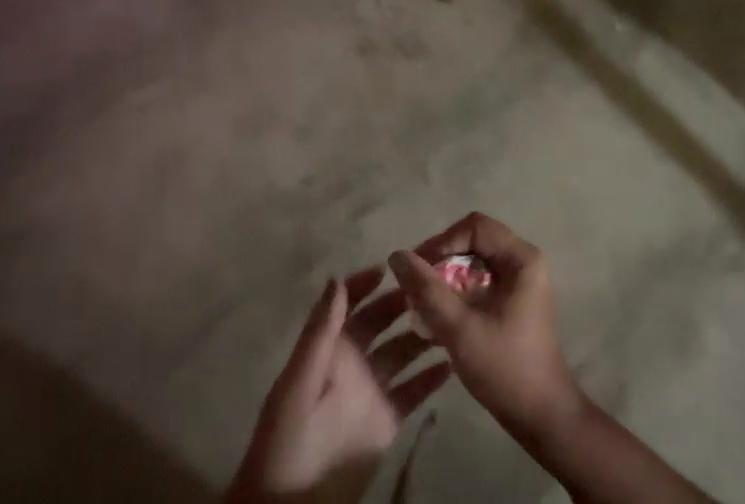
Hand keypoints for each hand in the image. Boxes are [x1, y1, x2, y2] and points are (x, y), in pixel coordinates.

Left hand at [227, 270, 451, 502]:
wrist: (290, 502)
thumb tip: (337, 279)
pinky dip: (433, 377)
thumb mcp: (299, 382)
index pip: (349, 304)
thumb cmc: (287, 438)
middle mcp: (352, 362)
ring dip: (425, 335)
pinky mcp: (388, 418)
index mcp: (328, 349)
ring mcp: (372, 390)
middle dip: (406, 302)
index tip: (398, 265)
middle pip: (383, 322)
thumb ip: (320, 333)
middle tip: (439, 285)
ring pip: (404, 352)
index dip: (368, 283)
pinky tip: (457, 362)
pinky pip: (414, 391)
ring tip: (455, 319)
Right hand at [387, 213, 584, 437]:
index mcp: (522, 259)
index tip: (418, 271)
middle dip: (441, 262)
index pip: (474, 227)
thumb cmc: (503, 367)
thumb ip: (426, 289)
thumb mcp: (458, 327)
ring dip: (445, 280)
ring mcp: (520, 283)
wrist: (539, 413)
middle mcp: (524, 262)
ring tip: (421, 304)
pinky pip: (479, 283)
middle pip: (473, 242)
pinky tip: (436, 319)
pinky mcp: (512, 302)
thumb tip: (396, 255)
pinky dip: (456, 294)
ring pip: (473, 264)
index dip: (442, 242)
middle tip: (414, 288)